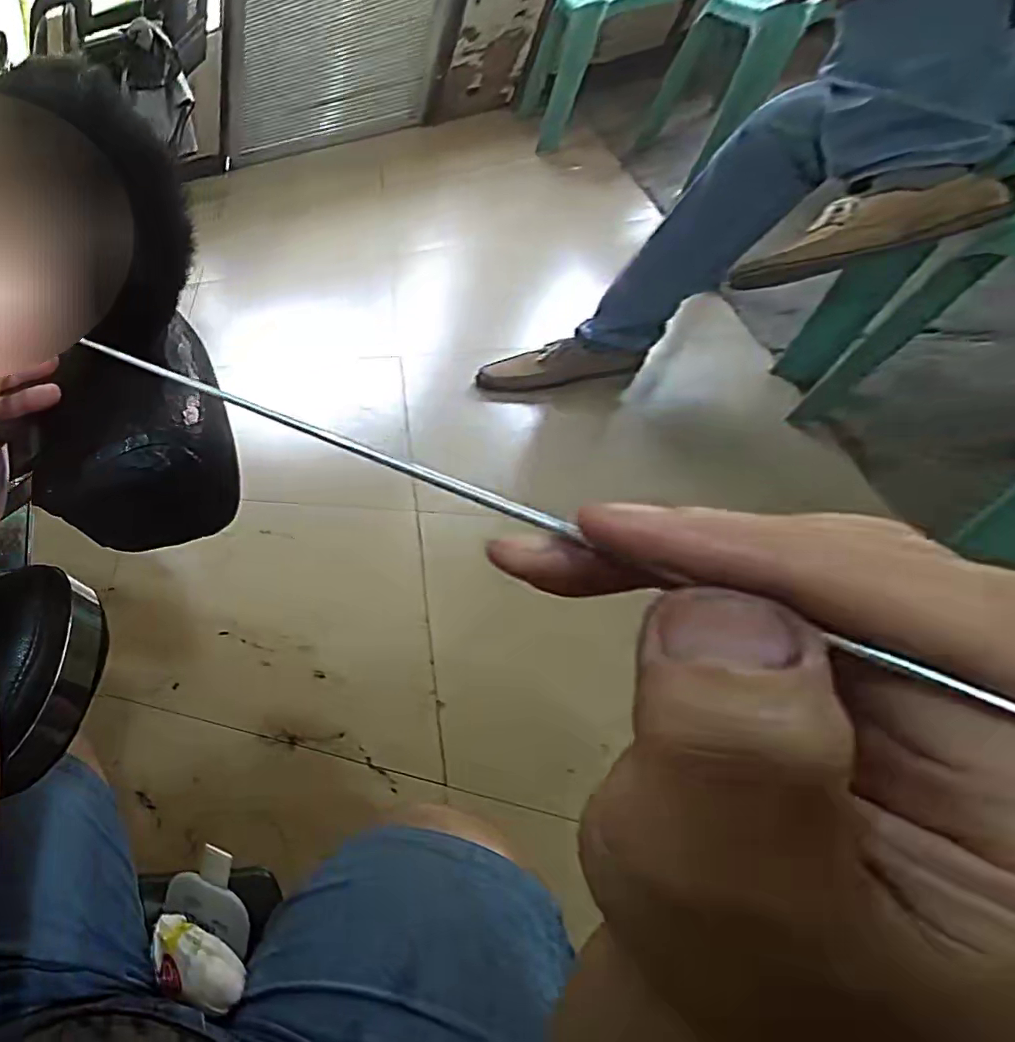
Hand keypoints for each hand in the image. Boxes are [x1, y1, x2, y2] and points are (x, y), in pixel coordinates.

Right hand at [491, 505, 1014, 1038]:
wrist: (740, 991)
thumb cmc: (732, 960)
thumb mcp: (722, 878)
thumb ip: (735, 755)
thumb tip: (709, 610)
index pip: (958, 627)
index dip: (776, 558)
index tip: (611, 526)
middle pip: (879, 581)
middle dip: (705, 550)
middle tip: (563, 544)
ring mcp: (955, 703)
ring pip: (813, 574)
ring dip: (673, 556)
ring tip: (559, 558)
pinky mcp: (869, 685)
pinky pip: (772, 597)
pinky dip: (672, 574)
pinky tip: (598, 569)